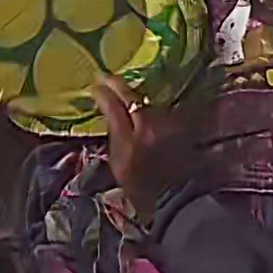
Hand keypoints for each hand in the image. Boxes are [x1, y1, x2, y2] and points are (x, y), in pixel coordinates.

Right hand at [93, 75, 196, 219]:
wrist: (174, 195)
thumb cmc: (140, 186)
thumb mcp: (118, 163)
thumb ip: (114, 134)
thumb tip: (110, 111)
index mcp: (130, 140)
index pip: (114, 107)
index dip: (103, 94)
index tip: (95, 85)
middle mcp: (149, 125)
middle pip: (131, 96)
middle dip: (115, 84)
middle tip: (103, 77)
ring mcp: (165, 121)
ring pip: (145, 98)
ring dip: (132, 93)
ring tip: (119, 87)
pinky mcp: (177, 121)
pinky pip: (156, 106)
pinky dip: (146, 103)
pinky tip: (139, 101)